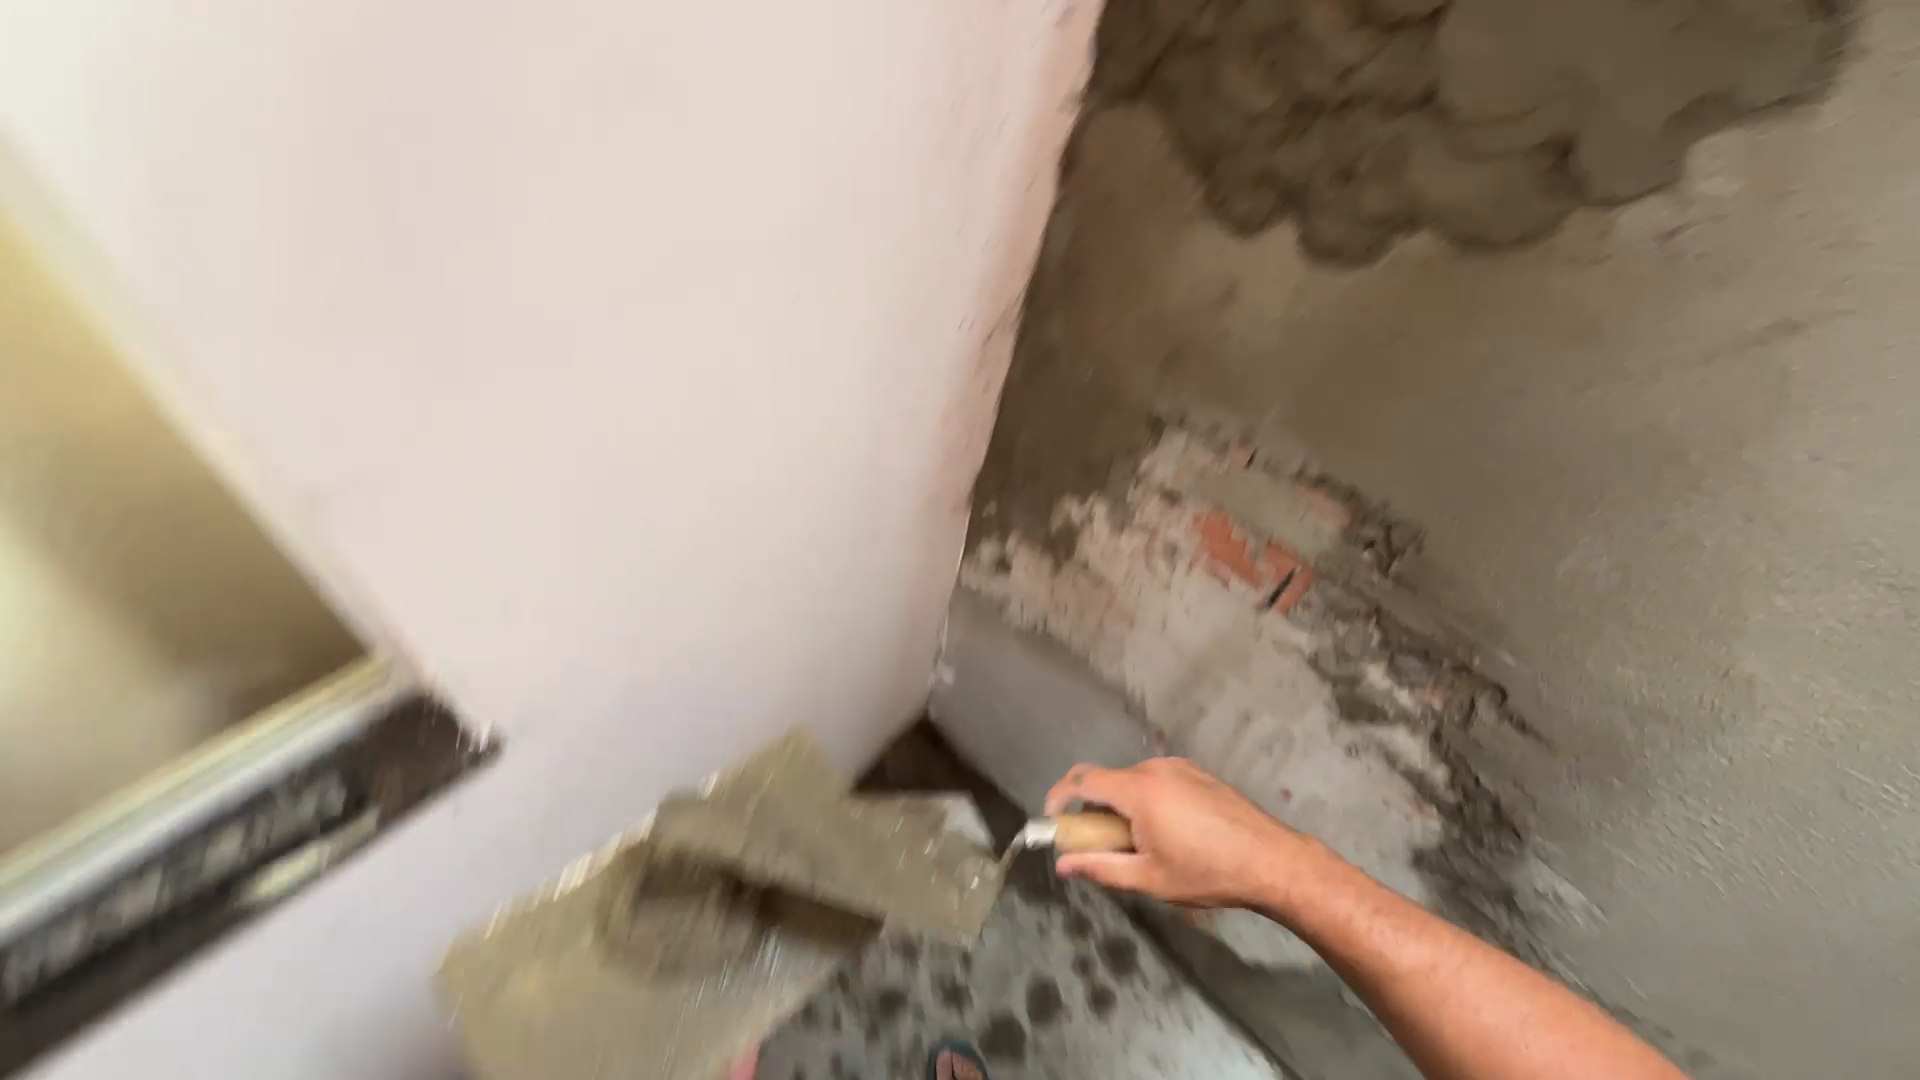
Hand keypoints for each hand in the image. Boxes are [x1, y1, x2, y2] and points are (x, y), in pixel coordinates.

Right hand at [1045, 758, 1316, 908]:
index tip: (1051, 819)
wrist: (1272, 861)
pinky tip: (1168, 832)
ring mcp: (1179, 767)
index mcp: (1139, 790)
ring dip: (1122, 807)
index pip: (1082, 779)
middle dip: (1094, 810)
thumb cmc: (1207, 872)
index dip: (1058, 796)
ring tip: (1140, 844)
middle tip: (1100, 845)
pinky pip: (1157, 781)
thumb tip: (1062, 865)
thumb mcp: (1148, 878)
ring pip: (1133, 782)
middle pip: (1108, 781)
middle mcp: (1155, 768)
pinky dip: (1146, 800)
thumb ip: (1100, 867)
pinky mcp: (1197, 772)